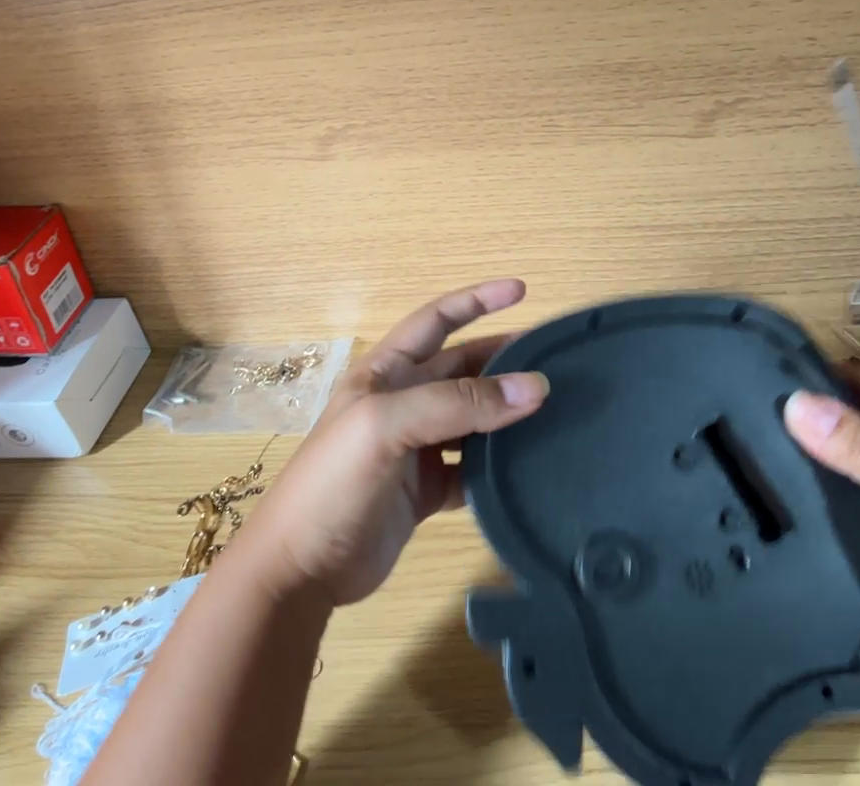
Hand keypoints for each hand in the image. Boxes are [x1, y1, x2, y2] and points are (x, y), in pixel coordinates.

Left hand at [235, 280, 549, 605]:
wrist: (301, 568)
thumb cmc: (334, 482)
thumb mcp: (387, 426)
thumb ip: (458, 403)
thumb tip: (534, 388)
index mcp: (384, 373)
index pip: (436, 320)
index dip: (476, 301)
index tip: (522, 290)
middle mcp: (402, 403)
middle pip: (462, 369)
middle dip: (504, 359)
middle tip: (558, 360)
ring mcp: (416, 448)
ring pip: (473, 419)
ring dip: (508, 412)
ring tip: (558, 408)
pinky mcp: (428, 490)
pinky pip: (473, 467)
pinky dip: (501, 463)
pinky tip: (531, 463)